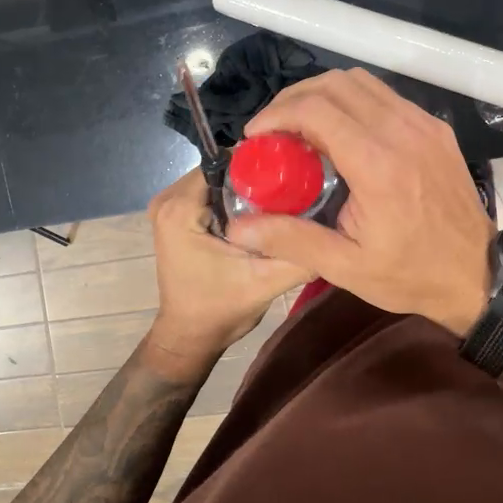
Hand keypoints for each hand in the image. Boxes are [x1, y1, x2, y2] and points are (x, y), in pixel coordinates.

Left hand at [146, 169, 312, 374]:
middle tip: (292, 188)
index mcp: (180, 208)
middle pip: (222, 169)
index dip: (261, 168)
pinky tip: (259, 212)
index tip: (293, 175)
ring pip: (217, 178)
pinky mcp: (175, 214)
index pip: (227, 165)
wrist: (190, 338)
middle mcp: (168, 199)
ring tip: (279, 200)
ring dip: (246, 188)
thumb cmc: (221, 310)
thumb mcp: (266, 282)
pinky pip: (209, 191)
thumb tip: (334, 220)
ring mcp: (168, 205)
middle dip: (256, 177)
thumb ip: (299, 253)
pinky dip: (233, 198)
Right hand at [227, 69, 495, 335]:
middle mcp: (401, 131)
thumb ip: (290, 239)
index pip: (316, 110)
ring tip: (301, 125)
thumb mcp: (346, 266)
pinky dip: (353, 101)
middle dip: (294, 98)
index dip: (278, 113)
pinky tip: (341, 132)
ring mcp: (422, 123)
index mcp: (377, 164)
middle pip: (335, 84)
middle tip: (273, 128)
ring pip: (361, 82)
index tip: (256, 135)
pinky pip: (385, 96)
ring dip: (323, 94)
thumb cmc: (410, 274)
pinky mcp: (434, 125)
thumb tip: (237, 227)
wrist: (477, 274)